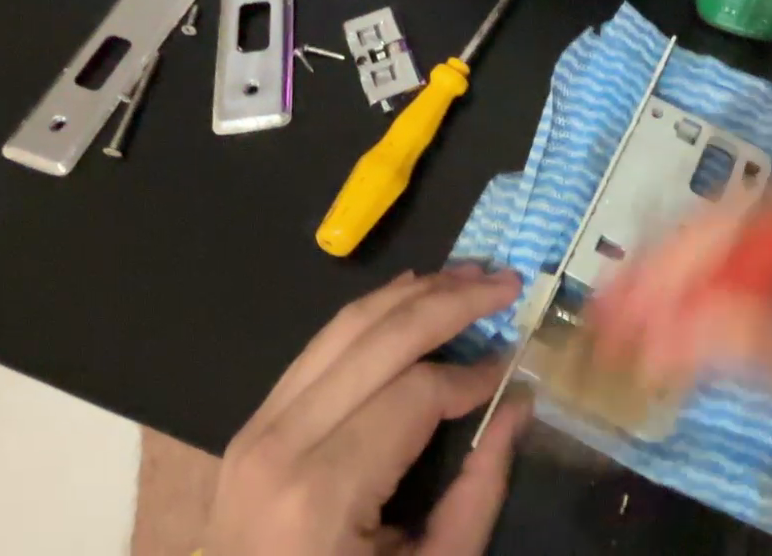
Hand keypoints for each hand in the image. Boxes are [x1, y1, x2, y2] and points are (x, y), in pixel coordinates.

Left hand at [205, 266, 530, 555]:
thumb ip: (479, 490)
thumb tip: (519, 404)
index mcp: (323, 494)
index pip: (417, 392)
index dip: (474, 373)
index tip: (513, 369)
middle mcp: (282, 443)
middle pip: (381, 338)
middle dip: (452, 300)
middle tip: (506, 282)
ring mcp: (257, 427)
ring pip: (347, 325)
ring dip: (414, 292)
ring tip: (469, 276)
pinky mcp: (252, 423)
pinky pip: (321, 346)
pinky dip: (373, 312)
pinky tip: (410, 295)